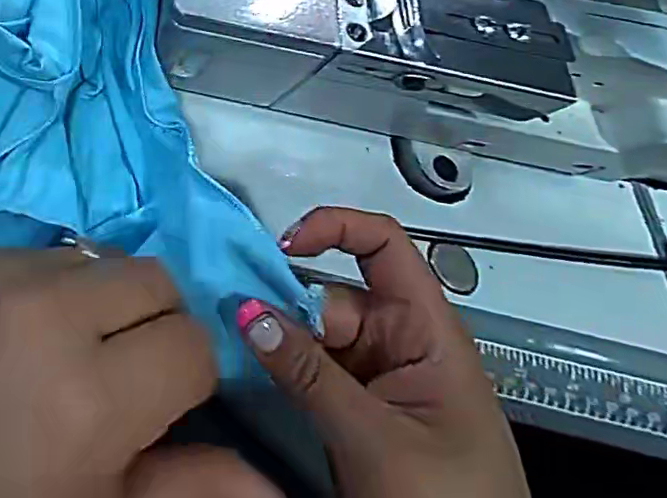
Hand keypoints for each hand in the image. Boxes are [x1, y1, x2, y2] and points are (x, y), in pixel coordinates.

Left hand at [0, 248, 278, 497]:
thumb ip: (191, 488)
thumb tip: (279, 485)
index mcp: (88, 398)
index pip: (192, 343)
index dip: (186, 375)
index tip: (161, 402)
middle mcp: (54, 314)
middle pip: (160, 279)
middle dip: (157, 322)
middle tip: (124, 372)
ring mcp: (14, 271)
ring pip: (115, 258)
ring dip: (114, 299)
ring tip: (77, 348)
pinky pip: (64, 252)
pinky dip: (70, 284)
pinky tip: (37, 330)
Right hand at [237, 207, 528, 497]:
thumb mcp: (377, 439)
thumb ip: (309, 375)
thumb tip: (249, 312)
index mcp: (426, 329)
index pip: (383, 246)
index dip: (335, 227)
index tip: (284, 246)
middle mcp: (399, 340)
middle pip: (333, 296)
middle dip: (288, 305)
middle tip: (241, 322)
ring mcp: (376, 375)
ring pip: (316, 334)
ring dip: (280, 340)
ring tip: (240, 346)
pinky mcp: (357, 406)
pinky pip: (312, 368)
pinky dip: (283, 366)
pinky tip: (256, 369)